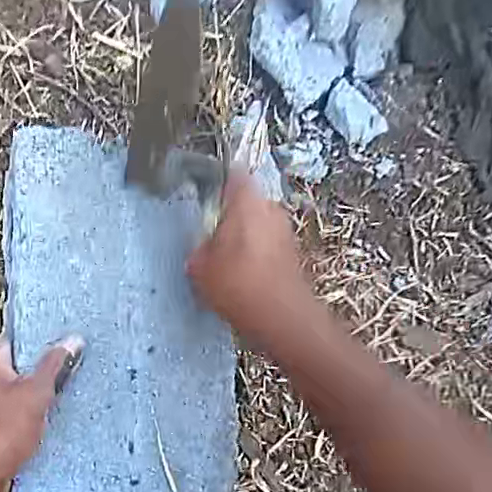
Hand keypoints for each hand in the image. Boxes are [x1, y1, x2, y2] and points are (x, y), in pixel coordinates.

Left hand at [0, 334, 83, 491]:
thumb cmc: (0, 433)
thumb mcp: (35, 393)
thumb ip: (54, 364)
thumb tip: (72, 339)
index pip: (18, 338)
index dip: (42, 338)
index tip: (67, 340)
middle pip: (21, 366)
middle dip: (46, 368)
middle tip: (73, 367)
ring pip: (21, 392)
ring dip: (42, 395)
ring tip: (67, 394)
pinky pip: (19, 414)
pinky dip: (35, 415)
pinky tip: (52, 421)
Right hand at [187, 168, 321, 347]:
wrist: (279, 315)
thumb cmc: (236, 283)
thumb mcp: (199, 266)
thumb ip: (199, 247)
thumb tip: (205, 247)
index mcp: (246, 201)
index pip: (233, 175)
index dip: (217, 183)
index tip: (205, 197)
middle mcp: (270, 207)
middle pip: (246, 202)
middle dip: (230, 216)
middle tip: (212, 237)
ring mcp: (285, 230)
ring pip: (258, 224)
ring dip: (245, 237)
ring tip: (227, 261)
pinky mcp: (293, 252)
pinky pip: (268, 244)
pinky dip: (256, 254)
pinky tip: (243, 276)